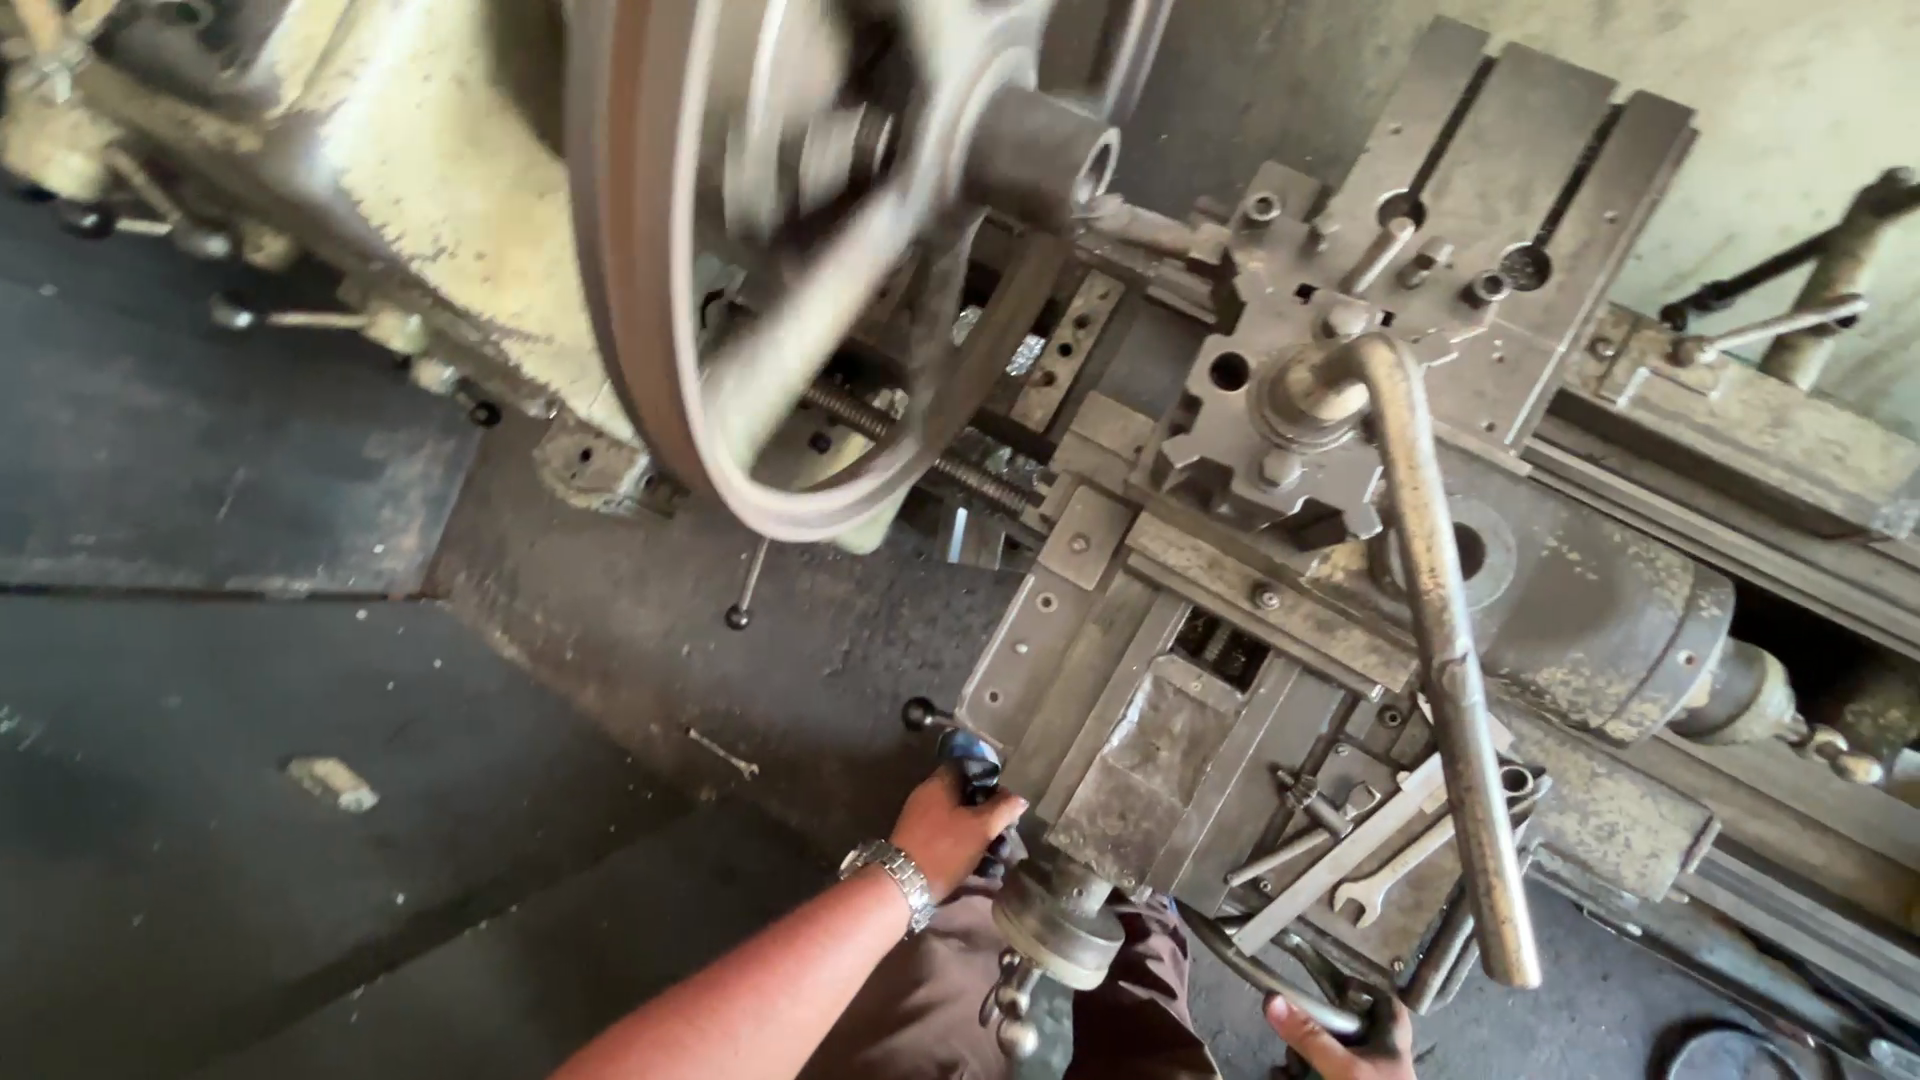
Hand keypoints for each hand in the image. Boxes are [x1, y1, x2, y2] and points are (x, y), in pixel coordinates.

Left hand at [889, 766, 1026, 899]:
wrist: (903, 886)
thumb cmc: (945, 848)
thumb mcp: (981, 828)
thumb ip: (1003, 810)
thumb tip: (1019, 797)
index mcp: (939, 784)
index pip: (966, 767)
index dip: (989, 777)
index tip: (1007, 794)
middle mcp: (929, 797)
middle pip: (966, 796)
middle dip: (990, 813)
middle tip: (1008, 829)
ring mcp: (923, 821)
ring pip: (960, 821)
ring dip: (983, 836)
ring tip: (1002, 856)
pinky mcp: (922, 844)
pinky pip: (951, 839)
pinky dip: (968, 849)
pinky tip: (987, 870)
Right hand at [1265, 994, 1415, 1079]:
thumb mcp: (1346, 1072)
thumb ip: (1309, 1037)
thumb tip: (1271, 998)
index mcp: (1389, 1047)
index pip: (1387, 1007)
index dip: (1366, 989)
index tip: (1336, 981)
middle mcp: (1376, 1062)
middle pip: (1342, 1031)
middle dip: (1310, 1030)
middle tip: (1290, 1031)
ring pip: (1324, 1058)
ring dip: (1298, 1059)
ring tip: (1284, 1070)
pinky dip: (1296, 1078)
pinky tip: (1281, 1078)